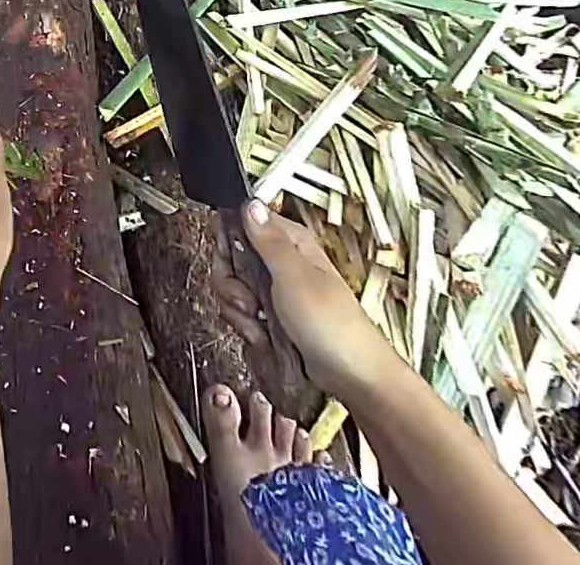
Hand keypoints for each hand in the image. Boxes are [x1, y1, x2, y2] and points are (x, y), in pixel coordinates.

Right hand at [240, 199, 400, 396]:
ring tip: (258, 324)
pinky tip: (261, 335)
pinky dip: (245, 323)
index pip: (241, 222)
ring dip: (237, 307)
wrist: (352, 377)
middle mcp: (280, 259)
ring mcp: (275, 287)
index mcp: (289, 241)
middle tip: (248, 301)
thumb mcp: (294, 277)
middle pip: (230, 256)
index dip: (227, 239)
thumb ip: (268, 240)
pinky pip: (241, 308)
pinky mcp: (272, 312)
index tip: (229, 260)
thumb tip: (251, 202)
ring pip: (233, 284)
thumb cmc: (330, 324)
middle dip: (230, 282)